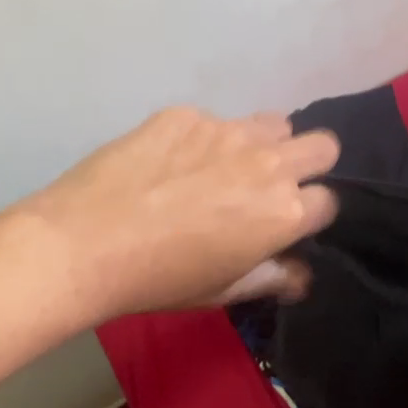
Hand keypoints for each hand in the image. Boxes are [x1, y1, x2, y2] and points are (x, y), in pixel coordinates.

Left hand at [17, 107, 338, 322]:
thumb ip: (274, 278)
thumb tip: (301, 276)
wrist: (78, 247)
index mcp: (284, 212)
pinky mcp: (187, 115)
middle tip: (271, 184)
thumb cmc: (159, 280)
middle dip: (308, 164)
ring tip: (224, 165)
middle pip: (323, 146)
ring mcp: (228, 132)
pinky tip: (168, 163)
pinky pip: (213, 120)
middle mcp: (269, 164)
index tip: (284, 224)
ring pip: (274, 123)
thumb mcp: (224, 291)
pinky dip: (202, 139)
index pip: (328, 200)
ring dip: (263, 143)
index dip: (309, 214)